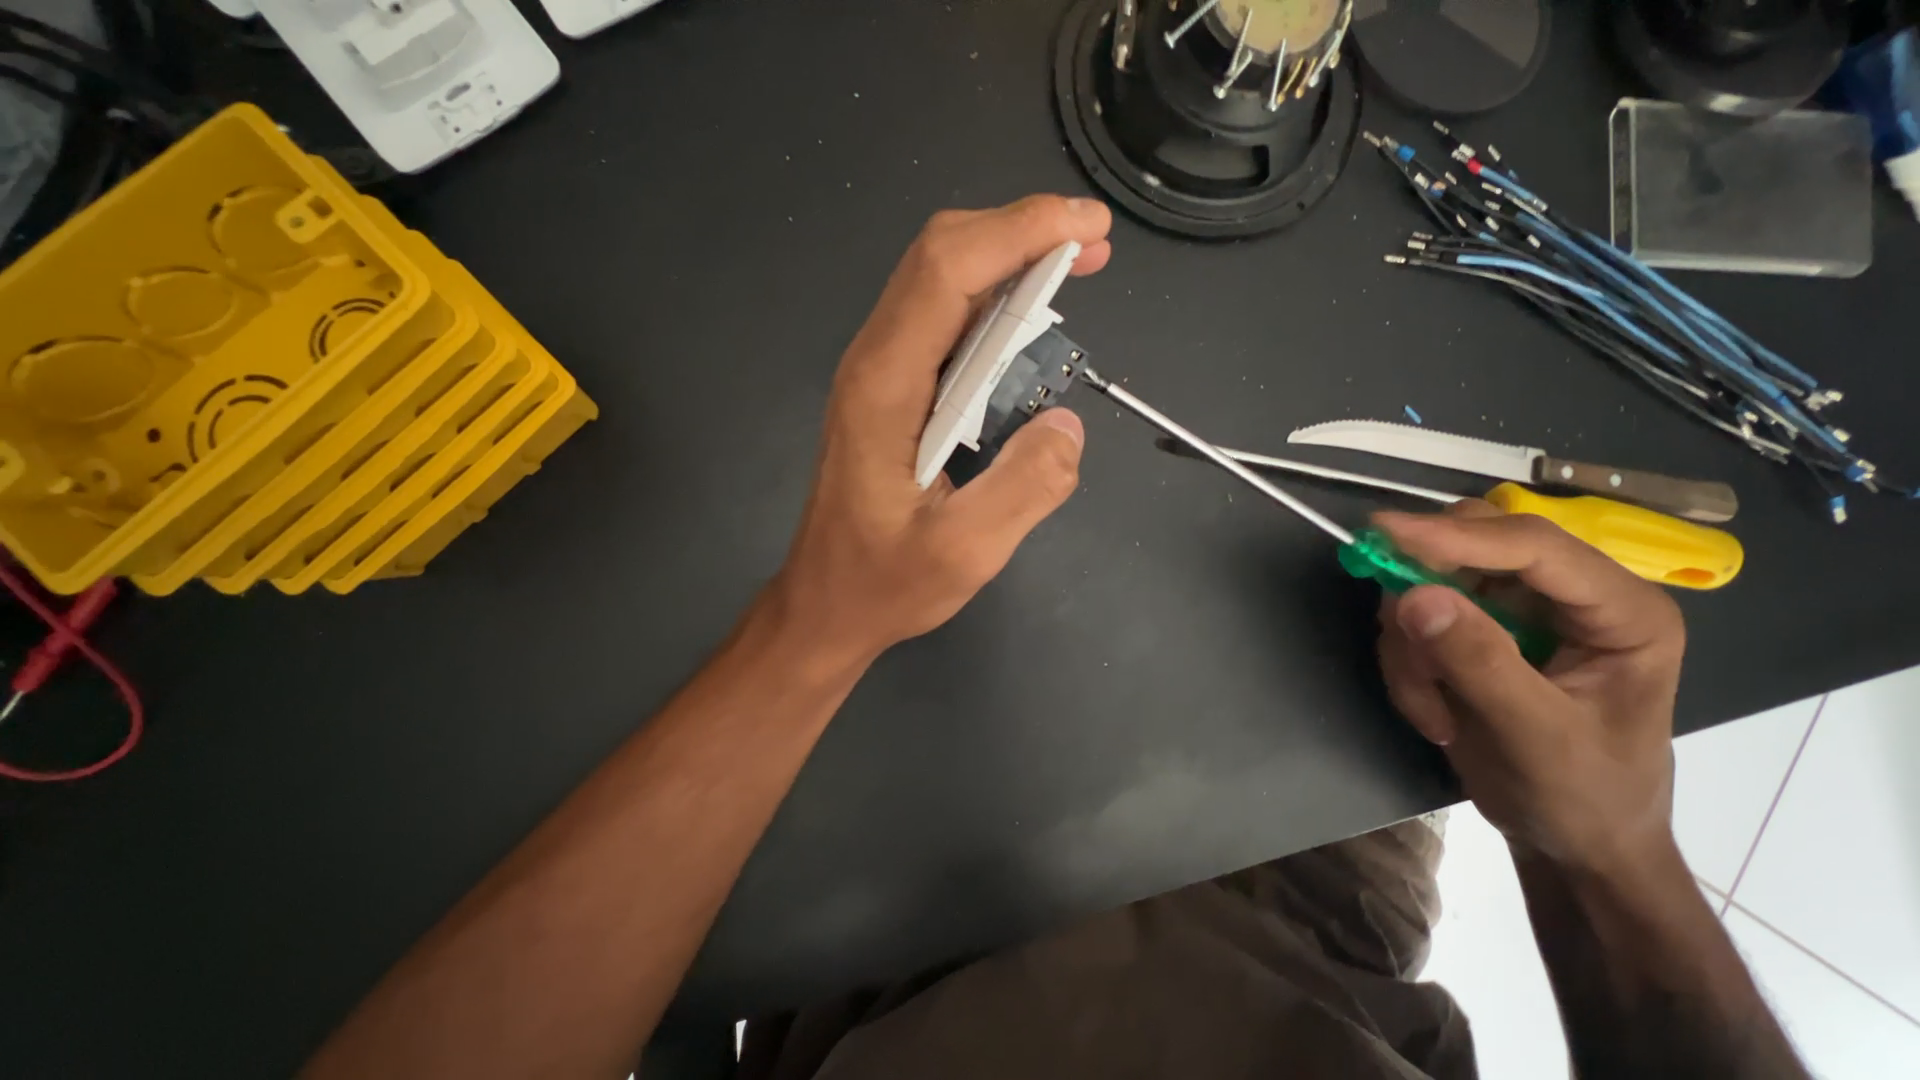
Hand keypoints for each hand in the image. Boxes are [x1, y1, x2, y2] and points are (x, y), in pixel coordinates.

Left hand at [768, 196, 1113, 666]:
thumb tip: (1067, 428)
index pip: (947, 271)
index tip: (1089, 228)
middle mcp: (875, 361)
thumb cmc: (883, 582)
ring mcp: (879, 372)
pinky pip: (941, 317)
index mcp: (885, 385)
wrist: (826, 603)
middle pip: (938, 254)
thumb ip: (1023, 490)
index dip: (1020, 232)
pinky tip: (1031, 317)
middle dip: (1019, 229)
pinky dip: (992, 296)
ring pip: (938, 277)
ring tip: (1075, 267)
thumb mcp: (962, 553)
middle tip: (1094, 243)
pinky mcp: (890, 389)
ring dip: (1007, 255)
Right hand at [1373, 503, 1685, 875]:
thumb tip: (1412, 596)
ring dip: (1413, 645)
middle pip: (1475, 545)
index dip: (1457, 536)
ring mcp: (1521, 609)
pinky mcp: (1481, 628)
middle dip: (1427, 592)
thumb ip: (1481, 663)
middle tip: (1398, 636)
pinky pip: (1416, 617)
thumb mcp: (1537, 738)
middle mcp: (1570, 594)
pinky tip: (1433, 709)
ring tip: (1431, 705)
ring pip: (1432, 581)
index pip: (1533, 545)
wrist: (1575, 843)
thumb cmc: (1584, 797)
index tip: (1383, 534)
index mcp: (1620, 609)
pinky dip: (1408, 663)